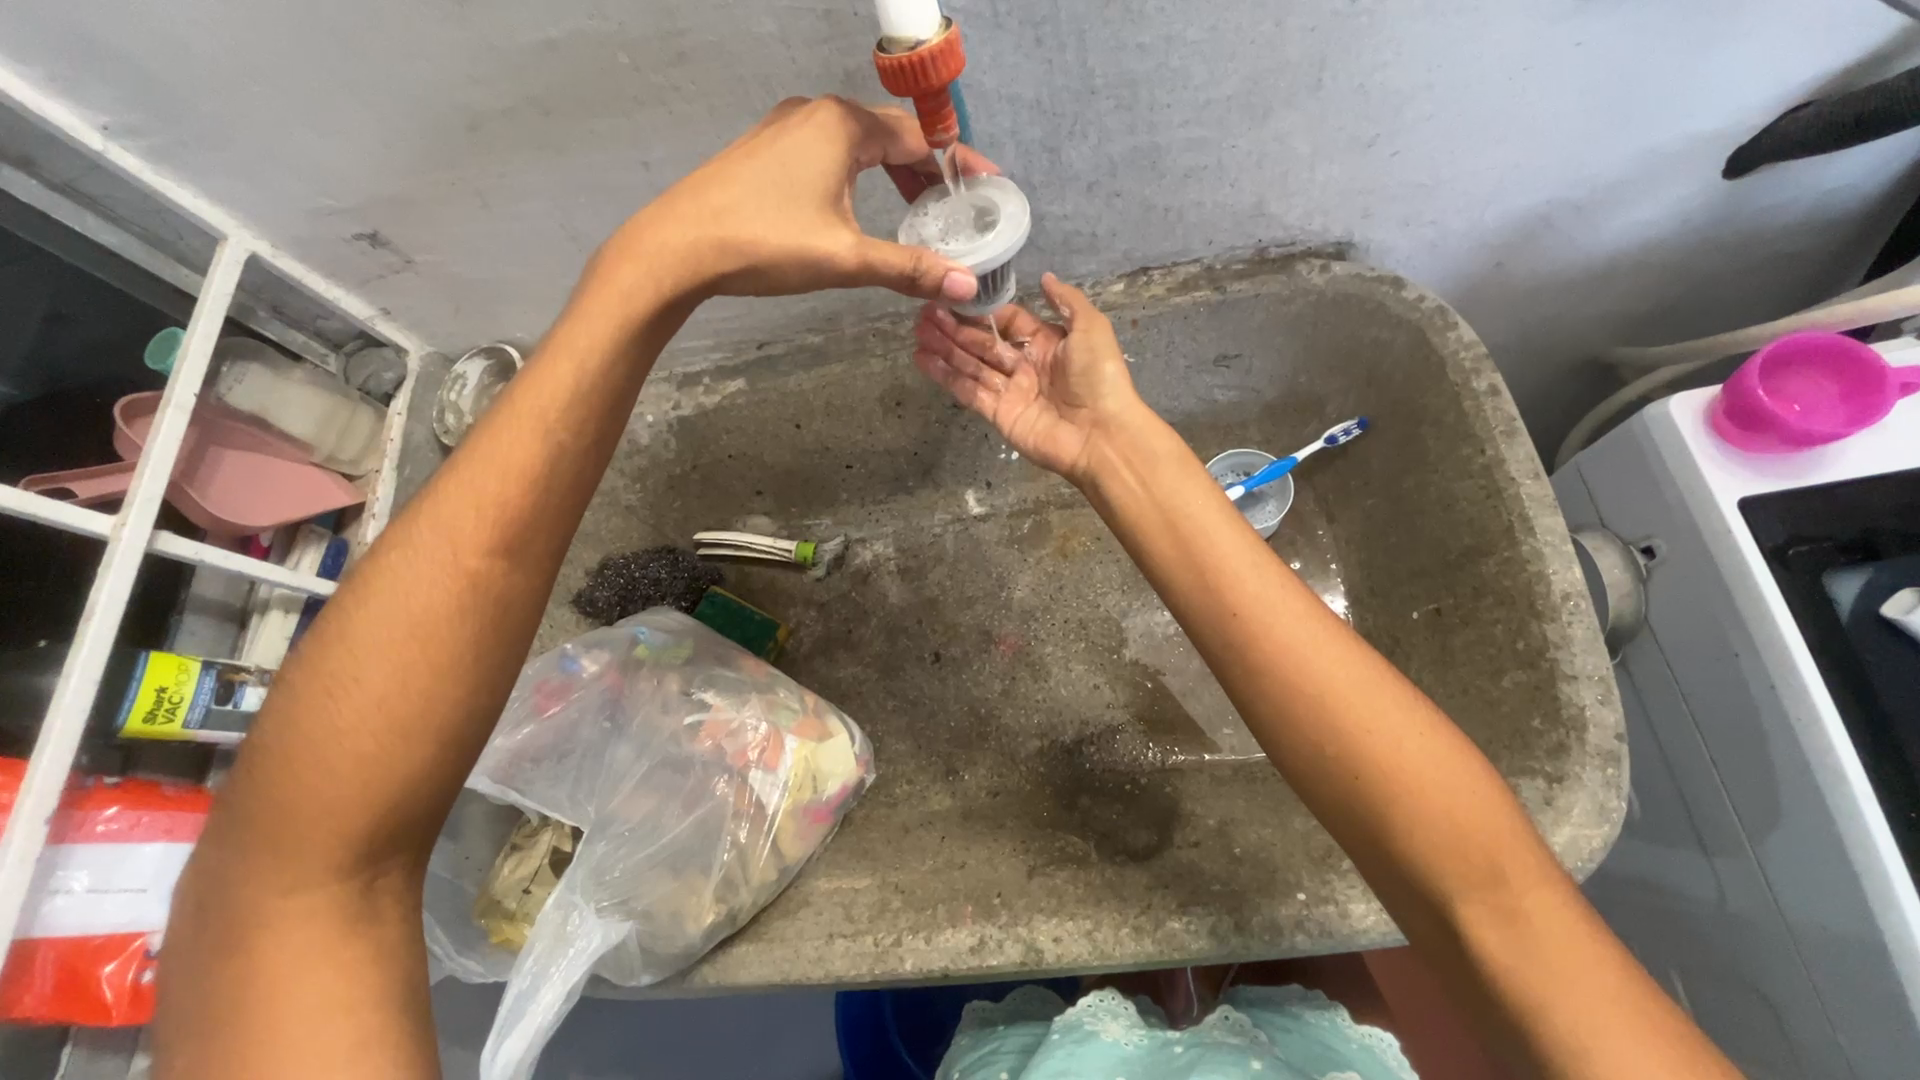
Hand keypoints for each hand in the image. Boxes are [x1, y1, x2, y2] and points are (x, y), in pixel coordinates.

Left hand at [596, 96, 998, 304]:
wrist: (678, 247)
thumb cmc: (765, 243)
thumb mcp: (846, 258)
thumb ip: (909, 268)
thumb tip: (966, 285)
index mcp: (844, 126)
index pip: (919, 137)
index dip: (957, 164)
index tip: (986, 189)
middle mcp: (817, 112)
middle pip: (890, 135)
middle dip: (925, 170)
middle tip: (953, 209)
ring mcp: (786, 127)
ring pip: (857, 143)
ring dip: (890, 174)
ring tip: (914, 212)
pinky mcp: (765, 148)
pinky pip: (828, 151)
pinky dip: (857, 174)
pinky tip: (858, 207)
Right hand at [912, 273, 1147, 483]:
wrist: (1102, 435)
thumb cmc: (1099, 377)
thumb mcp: (1091, 328)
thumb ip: (1067, 301)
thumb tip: (1046, 276)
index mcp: (1047, 343)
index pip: (1007, 322)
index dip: (982, 311)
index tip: (955, 297)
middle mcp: (1025, 365)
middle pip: (983, 343)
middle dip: (955, 328)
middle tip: (924, 313)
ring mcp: (1010, 391)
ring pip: (971, 365)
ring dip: (945, 348)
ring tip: (917, 331)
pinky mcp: (998, 414)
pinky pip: (968, 391)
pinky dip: (945, 376)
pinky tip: (923, 359)